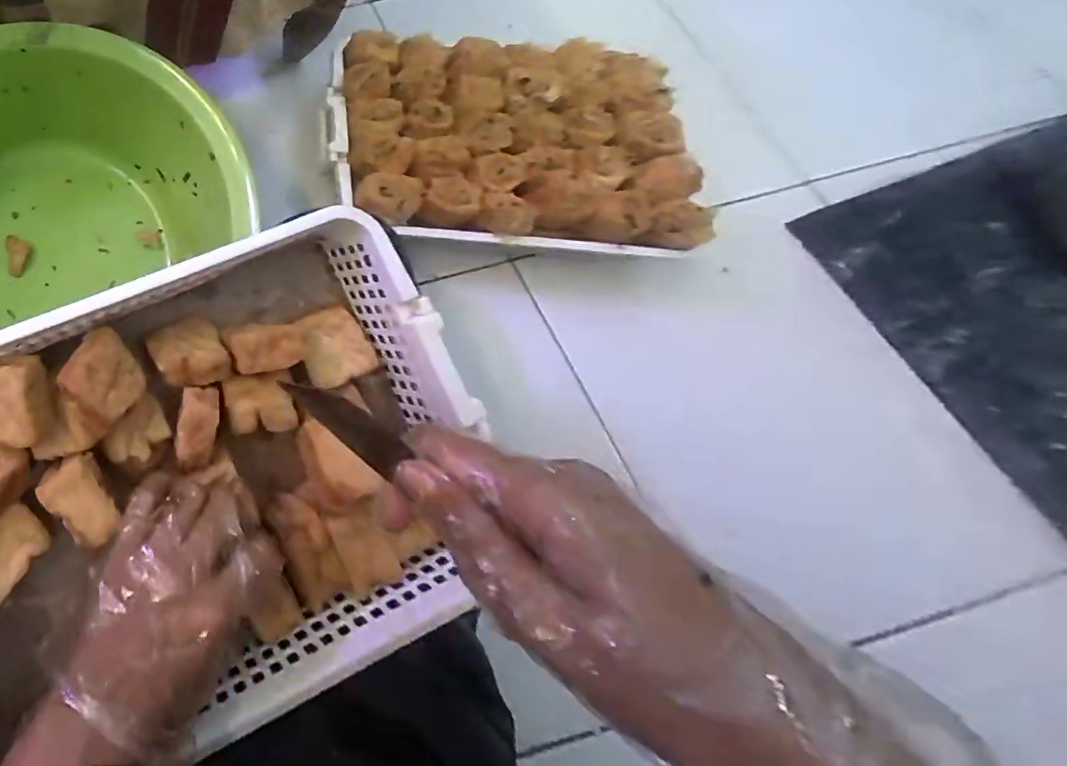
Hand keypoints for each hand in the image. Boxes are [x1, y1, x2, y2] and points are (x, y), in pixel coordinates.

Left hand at [11, 473, 279, 764]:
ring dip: (203, 493)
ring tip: (209, 495)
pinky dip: (159, 485)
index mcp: (214, 608)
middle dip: (237, 505)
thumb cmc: (168, 690)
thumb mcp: (218, 656)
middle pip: (221, 513)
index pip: (256, 555)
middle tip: (239, 507)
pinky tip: (172, 483)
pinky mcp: (121, 546)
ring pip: (186, 499)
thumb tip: (251, 566)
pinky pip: (142, 500)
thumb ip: (236, 604)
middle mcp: (184, 572)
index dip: (267, 544)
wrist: (104, 698)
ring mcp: (149, 553)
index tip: (266, 544)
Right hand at [382, 427, 924, 765]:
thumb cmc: (643, 674)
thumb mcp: (539, 618)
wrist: (766, 716)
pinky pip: (526, 505)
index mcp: (547, 493)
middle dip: (444, 514)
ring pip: (494, 489)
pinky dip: (508, 539)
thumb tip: (409, 469)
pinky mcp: (598, 510)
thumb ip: (472, 537)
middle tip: (465, 586)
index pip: (441, 445)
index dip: (402, 474)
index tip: (394, 528)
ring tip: (512, 602)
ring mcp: (586, 489)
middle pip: (467, 466)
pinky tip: (538, 592)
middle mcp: (563, 473)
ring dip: (479, 534)